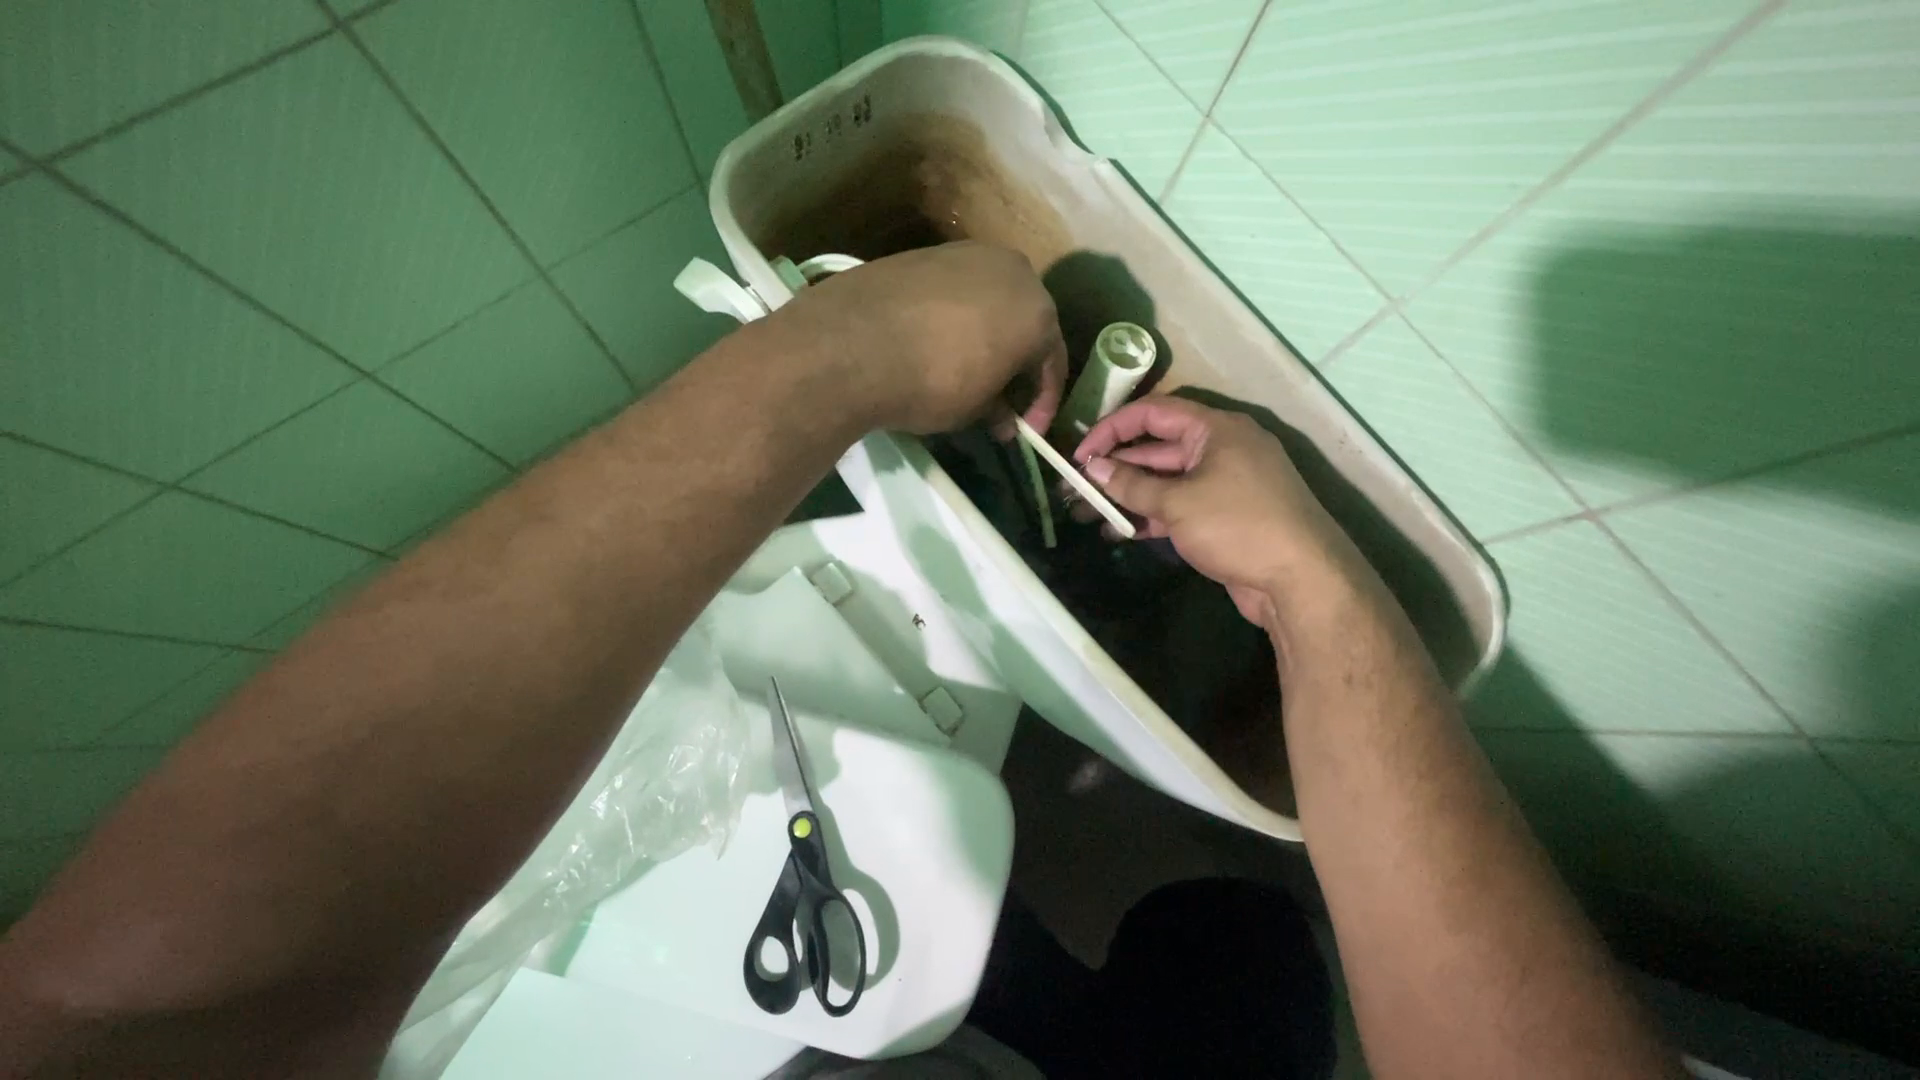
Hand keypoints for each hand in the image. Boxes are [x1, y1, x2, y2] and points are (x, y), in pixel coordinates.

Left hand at [773, 242, 1066, 434]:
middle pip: (1025, 322)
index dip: (1043, 402)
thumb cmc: (931, 383)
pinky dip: (956, 316)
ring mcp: (967, 254)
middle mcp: (1013, 271)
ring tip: (969, 369)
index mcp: (1037, 311)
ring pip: (991, 300)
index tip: (1027, 430)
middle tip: (1001, 397)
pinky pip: (955, 290)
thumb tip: (1003, 421)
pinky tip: (936, 341)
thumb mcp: (973, 411)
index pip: (1053, 362)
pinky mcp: (926, 252)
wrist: (852, 344)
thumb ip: (997, 411)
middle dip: (1017, 362)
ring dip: (987, 335)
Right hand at [1074, 395, 1359, 627]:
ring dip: (1128, 494)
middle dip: (1115, 467)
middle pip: (1157, 447)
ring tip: (1086, 512)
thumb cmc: (1238, 526)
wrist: (1300, 580)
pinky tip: (1119, 531)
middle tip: (1075, 486)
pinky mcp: (1224, 516)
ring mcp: (1224, 484)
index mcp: (1216, 429)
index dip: (1112, 429)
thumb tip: (1093, 469)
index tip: (1080, 454)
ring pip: (1166, 480)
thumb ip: (1132, 485)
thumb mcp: (1178, 503)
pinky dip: (1151, 515)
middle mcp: (1221, 449)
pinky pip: (1179, 506)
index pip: (1153, 412)